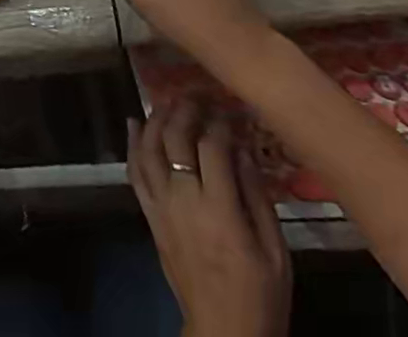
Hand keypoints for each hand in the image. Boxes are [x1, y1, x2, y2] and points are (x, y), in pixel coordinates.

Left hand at [130, 99, 290, 336]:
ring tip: (165, 101)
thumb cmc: (260, 291)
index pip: (212, 150)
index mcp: (220, 209)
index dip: (219, 125)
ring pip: (149, 150)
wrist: (223, 326)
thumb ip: (257, 197)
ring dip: (155, 121)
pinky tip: (133, 124)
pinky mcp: (148, 213)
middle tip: (193, 94)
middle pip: (176, 142)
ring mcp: (160, 205)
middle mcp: (183, 199)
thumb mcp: (275, 249)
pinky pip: (134, 171)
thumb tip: (243, 150)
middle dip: (184, 112)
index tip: (228, 110)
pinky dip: (132, 144)